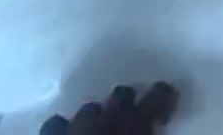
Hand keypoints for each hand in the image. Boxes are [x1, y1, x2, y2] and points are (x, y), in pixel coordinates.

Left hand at [40, 82, 177, 134]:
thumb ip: (153, 133)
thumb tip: (158, 127)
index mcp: (135, 121)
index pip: (160, 93)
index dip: (166, 97)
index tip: (168, 109)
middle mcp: (108, 115)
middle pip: (122, 94)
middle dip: (127, 105)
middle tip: (130, 123)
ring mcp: (78, 125)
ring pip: (90, 108)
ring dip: (96, 117)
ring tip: (97, 130)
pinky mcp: (54, 134)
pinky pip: (55, 123)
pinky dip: (63, 128)